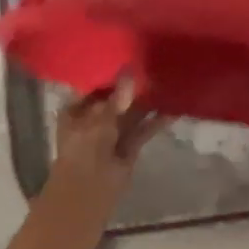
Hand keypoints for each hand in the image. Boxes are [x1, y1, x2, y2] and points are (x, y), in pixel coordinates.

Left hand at [45, 79, 168, 214]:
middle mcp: (93, 120)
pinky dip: (156, 122)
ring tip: (167, 83)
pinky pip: (143, 131)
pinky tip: (172, 109)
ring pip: (131, 115)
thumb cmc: (84, 150)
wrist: (87, 191)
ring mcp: (112, 135)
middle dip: (132, 88)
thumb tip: (129, 70)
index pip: (93, 87)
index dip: (109, 74)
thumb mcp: (100, 119)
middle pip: (115, 100)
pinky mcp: (129, 149)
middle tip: (153, 66)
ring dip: (147, 103)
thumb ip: (118, 96)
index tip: (129, 57)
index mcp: (75, 110)